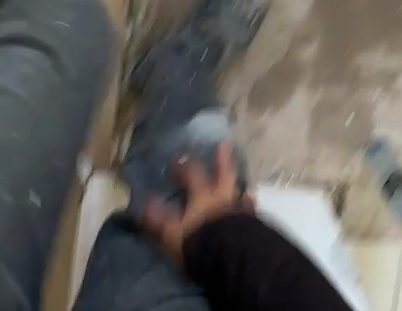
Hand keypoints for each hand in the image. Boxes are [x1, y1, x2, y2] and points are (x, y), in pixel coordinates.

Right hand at [139, 141, 254, 263]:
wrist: (233, 257)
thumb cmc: (200, 243)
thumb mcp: (173, 233)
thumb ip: (159, 219)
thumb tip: (145, 204)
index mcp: (203, 196)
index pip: (191, 175)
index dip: (184, 166)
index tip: (177, 157)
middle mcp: (223, 198)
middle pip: (224, 174)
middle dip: (223, 159)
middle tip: (224, 144)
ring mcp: (241, 210)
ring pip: (242, 192)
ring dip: (242, 187)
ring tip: (246, 182)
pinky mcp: (254, 225)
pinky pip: (254, 212)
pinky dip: (253, 207)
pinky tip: (256, 204)